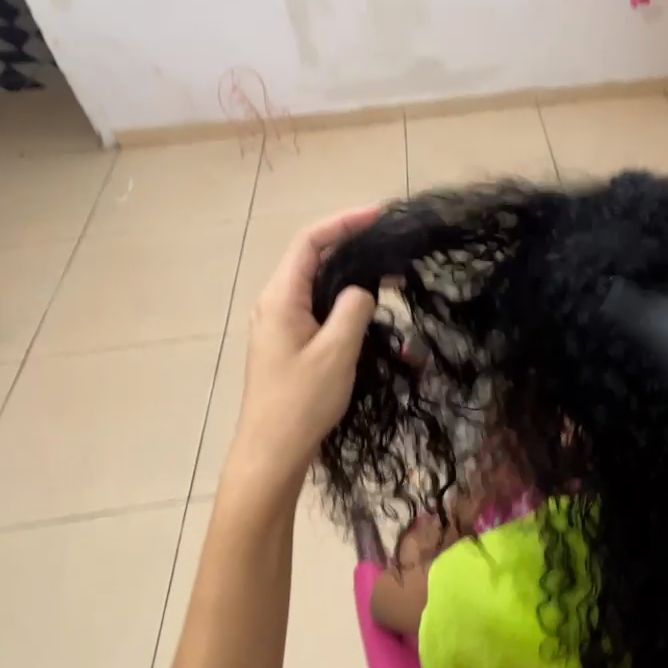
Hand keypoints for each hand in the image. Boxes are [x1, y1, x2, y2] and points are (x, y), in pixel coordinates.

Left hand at [224, 206, 380, 501]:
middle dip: (355, 249)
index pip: (310, 241)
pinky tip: (376, 317)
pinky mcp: (292, 343)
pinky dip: (349, 306)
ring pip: (322, 286)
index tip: (379, 216)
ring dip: (356, 279)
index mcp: (281, 297)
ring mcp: (282, 324)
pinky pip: (322, 310)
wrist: (272, 452)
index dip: (344, 222)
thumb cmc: (302, 400)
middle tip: (394, 251)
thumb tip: (361, 289)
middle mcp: (276, 303)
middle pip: (316, 259)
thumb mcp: (337, 351)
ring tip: (393, 280)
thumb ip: (353, 308)